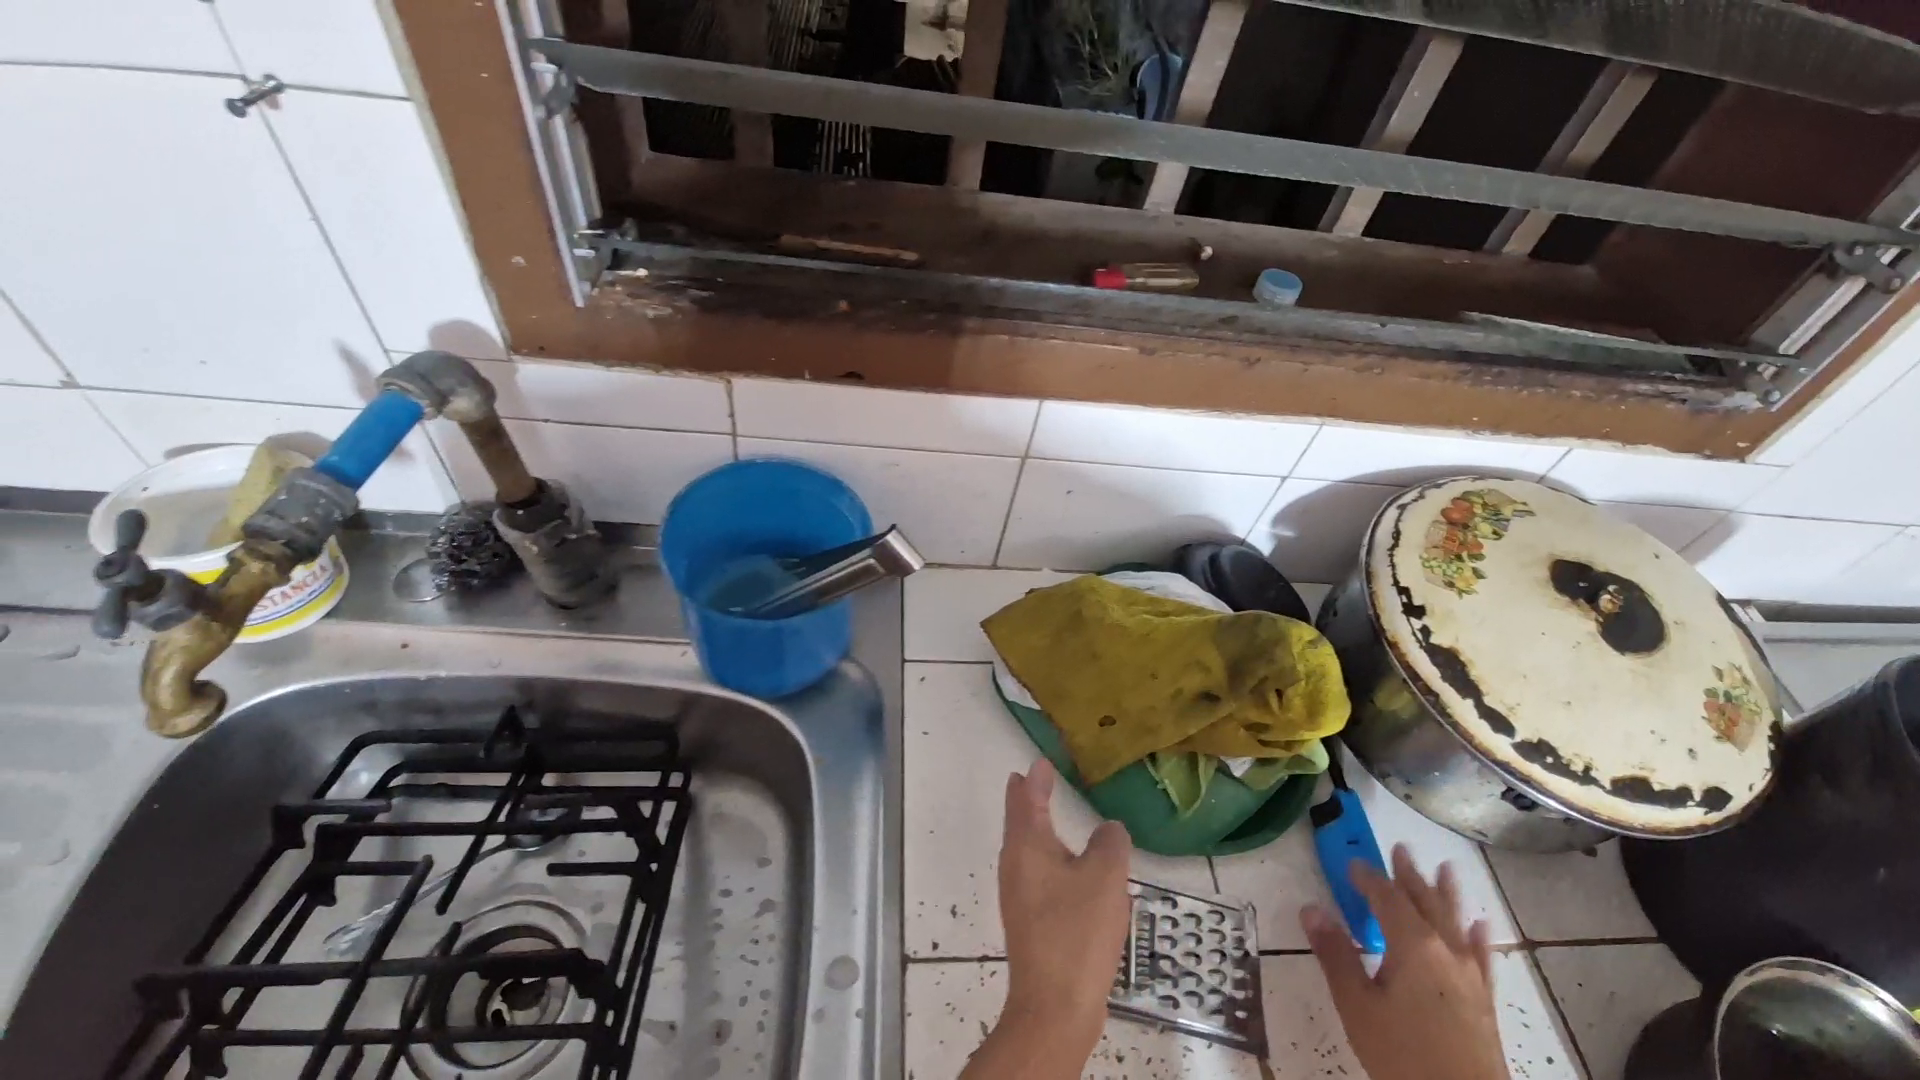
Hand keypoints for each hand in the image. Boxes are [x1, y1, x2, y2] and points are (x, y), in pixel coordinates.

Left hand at [961, 759, 1131, 1079]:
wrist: (1055, 1003)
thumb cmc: (1077, 931)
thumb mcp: (1104, 877)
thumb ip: (1109, 843)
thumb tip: (1108, 829)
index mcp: (1027, 847)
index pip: (1027, 800)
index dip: (1035, 779)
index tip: (1038, 761)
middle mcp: (1015, 866)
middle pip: (1019, 823)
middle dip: (1027, 800)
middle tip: (1035, 778)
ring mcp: (1019, 896)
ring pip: (1027, 850)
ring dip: (1037, 828)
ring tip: (1049, 814)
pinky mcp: (1031, 921)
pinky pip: (1038, 874)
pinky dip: (1048, 857)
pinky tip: (1067, 869)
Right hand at [1302, 845, 1509, 1079]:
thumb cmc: (1403, 1054)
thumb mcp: (1357, 1006)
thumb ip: (1335, 955)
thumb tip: (1311, 909)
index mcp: (1413, 946)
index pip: (1387, 899)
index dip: (1369, 878)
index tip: (1352, 864)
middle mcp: (1446, 951)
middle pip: (1426, 902)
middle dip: (1410, 876)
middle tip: (1400, 849)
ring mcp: (1470, 975)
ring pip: (1456, 922)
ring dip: (1447, 894)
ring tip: (1446, 870)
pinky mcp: (1484, 1000)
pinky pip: (1482, 955)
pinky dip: (1478, 935)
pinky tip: (1480, 925)